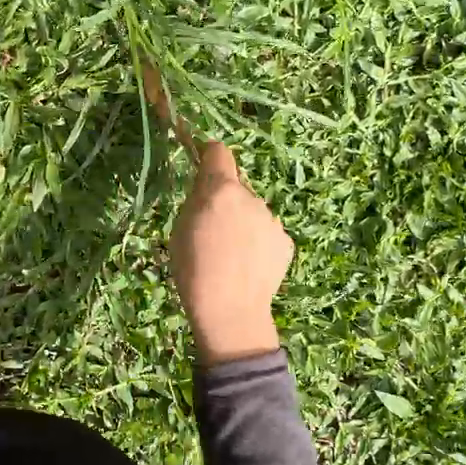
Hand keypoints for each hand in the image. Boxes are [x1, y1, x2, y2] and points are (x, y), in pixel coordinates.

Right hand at [170, 141, 293, 364]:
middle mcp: (251, 197)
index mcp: (221, 189)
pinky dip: (257, 241)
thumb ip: (197, 200)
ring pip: (252, 210)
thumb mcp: (180, 228)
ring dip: (242, 221)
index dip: (208, 154)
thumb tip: (206, 187)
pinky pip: (266, 232)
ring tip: (230, 254)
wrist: (231, 313)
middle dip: (224, 198)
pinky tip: (247, 265)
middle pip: (236, 185)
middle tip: (211, 228)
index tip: (202, 164)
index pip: (218, 151)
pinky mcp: (285, 242)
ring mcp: (272, 220)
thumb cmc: (193, 270)